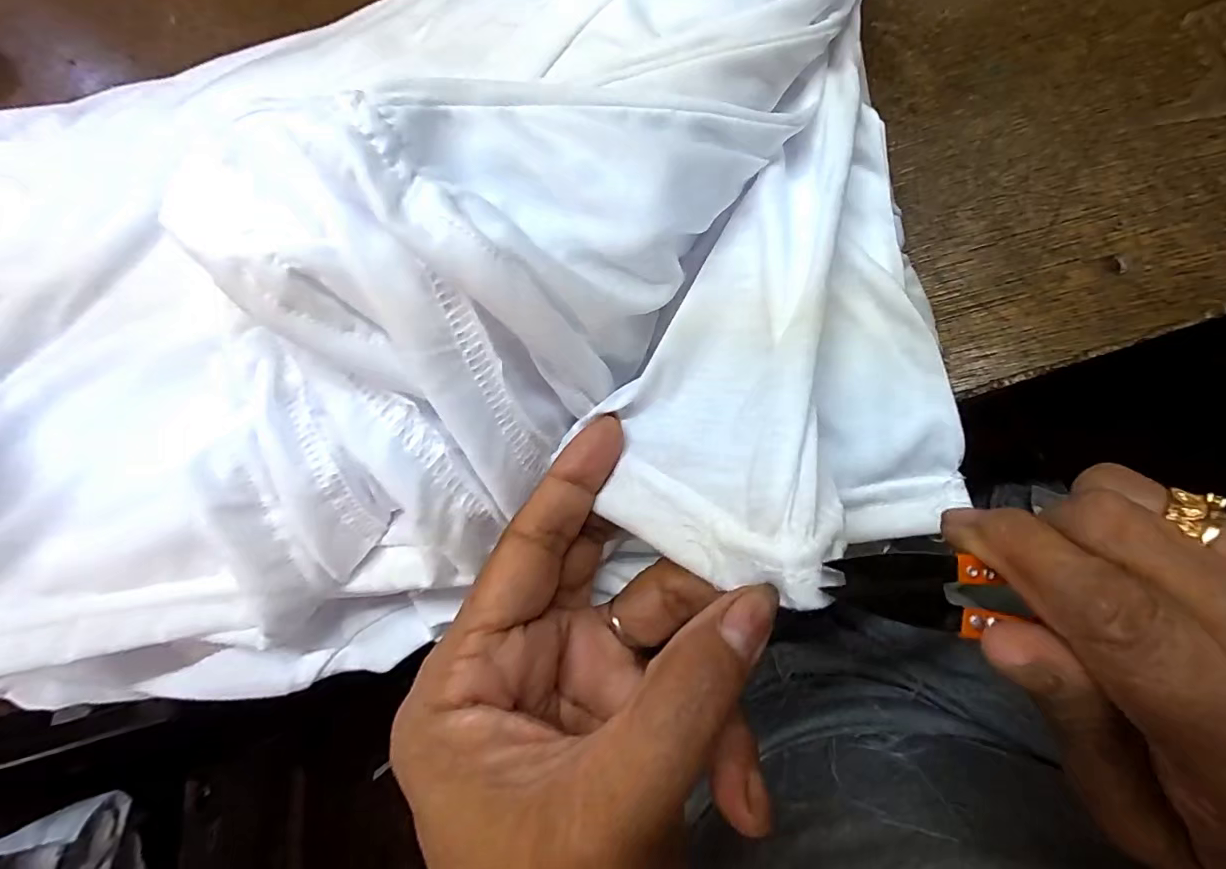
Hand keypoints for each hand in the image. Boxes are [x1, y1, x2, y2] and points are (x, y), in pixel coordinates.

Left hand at [391, 417, 779, 868]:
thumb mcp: (614, 796)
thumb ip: (689, 693)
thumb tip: (754, 598)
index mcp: (471, 682)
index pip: (525, 556)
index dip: (569, 487)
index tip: (614, 431)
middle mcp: (526, 671)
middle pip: (608, 583)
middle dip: (675, 578)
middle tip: (724, 535)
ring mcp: (584, 694)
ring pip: (666, 638)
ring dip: (714, 678)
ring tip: (740, 745)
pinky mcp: (631, 720)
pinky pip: (688, 690)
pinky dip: (723, 734)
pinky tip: (743, 795)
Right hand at [943, 465, 1225, 868]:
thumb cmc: (1225, 838)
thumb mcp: (1130, 811)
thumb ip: (1069, 712)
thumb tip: (995, 632)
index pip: (1119, 615)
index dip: (1028, 556)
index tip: (960, 528)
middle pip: (1122, 529)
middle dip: (1042, 529)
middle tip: (1018, 566)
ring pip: (1143, 495)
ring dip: (1085, 519)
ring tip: (1087, 570)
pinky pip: (1182, 500)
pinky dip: (1136, 524)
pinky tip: (1149, 573)